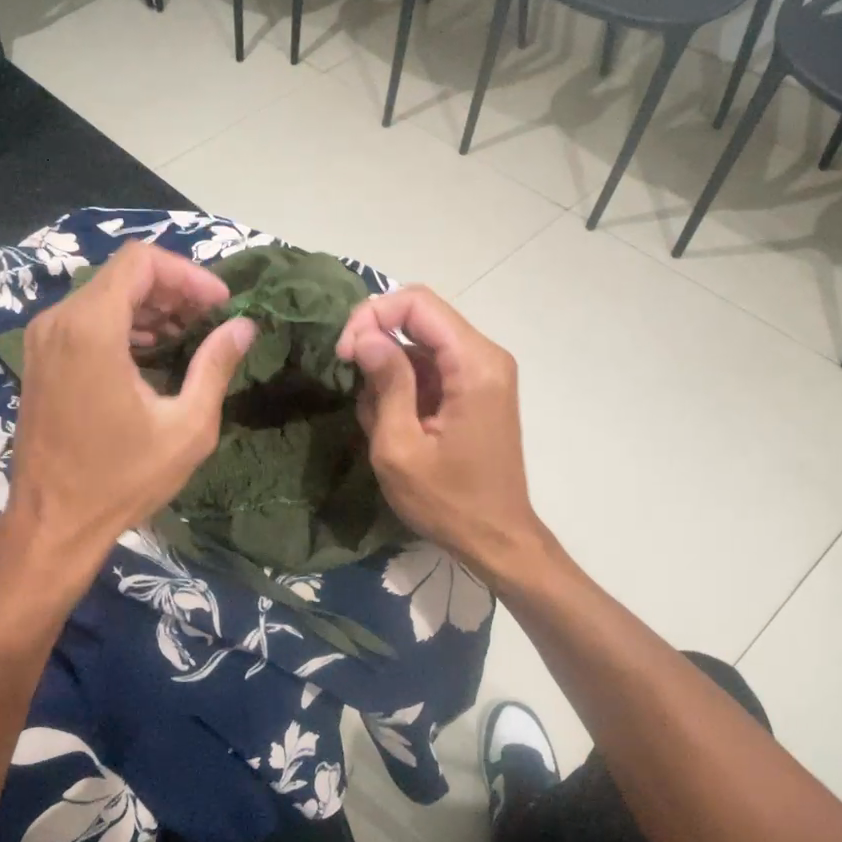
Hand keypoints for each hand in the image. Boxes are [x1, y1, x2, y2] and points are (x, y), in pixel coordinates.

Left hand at [3, 241, 254, 564]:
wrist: (54, 521)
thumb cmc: (123, 479)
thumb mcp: (186, 427)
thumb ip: (216, 366)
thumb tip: (244, 327)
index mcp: (92, 329)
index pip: (142, 261)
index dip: (189, 274)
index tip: (221, 305)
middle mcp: (60, 321)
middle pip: (123, 274)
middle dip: (173, 289)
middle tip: (211, 320)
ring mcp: (44, 339)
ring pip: (104, 294)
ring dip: (150, 306)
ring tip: (189, 336)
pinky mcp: (40, 358)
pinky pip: (86, 319)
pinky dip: (123, 323)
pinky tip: (152, 352)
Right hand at [335, 287, 541, 576]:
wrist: (496, 539)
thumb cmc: (447, 501)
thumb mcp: (400, 447)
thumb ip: (385, 383)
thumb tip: (365, 335)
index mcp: (474, 364)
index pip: (417, 302)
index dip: (371, 316)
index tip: (344, 355)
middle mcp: (485, 356)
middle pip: (419, 319)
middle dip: (377, 348)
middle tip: (358, 395)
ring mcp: (483, 373)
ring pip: (420, 346)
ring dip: (388, 377)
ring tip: (381, 426)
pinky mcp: (475, 391)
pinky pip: (431, 370)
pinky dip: (404, 390)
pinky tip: (396, 429)